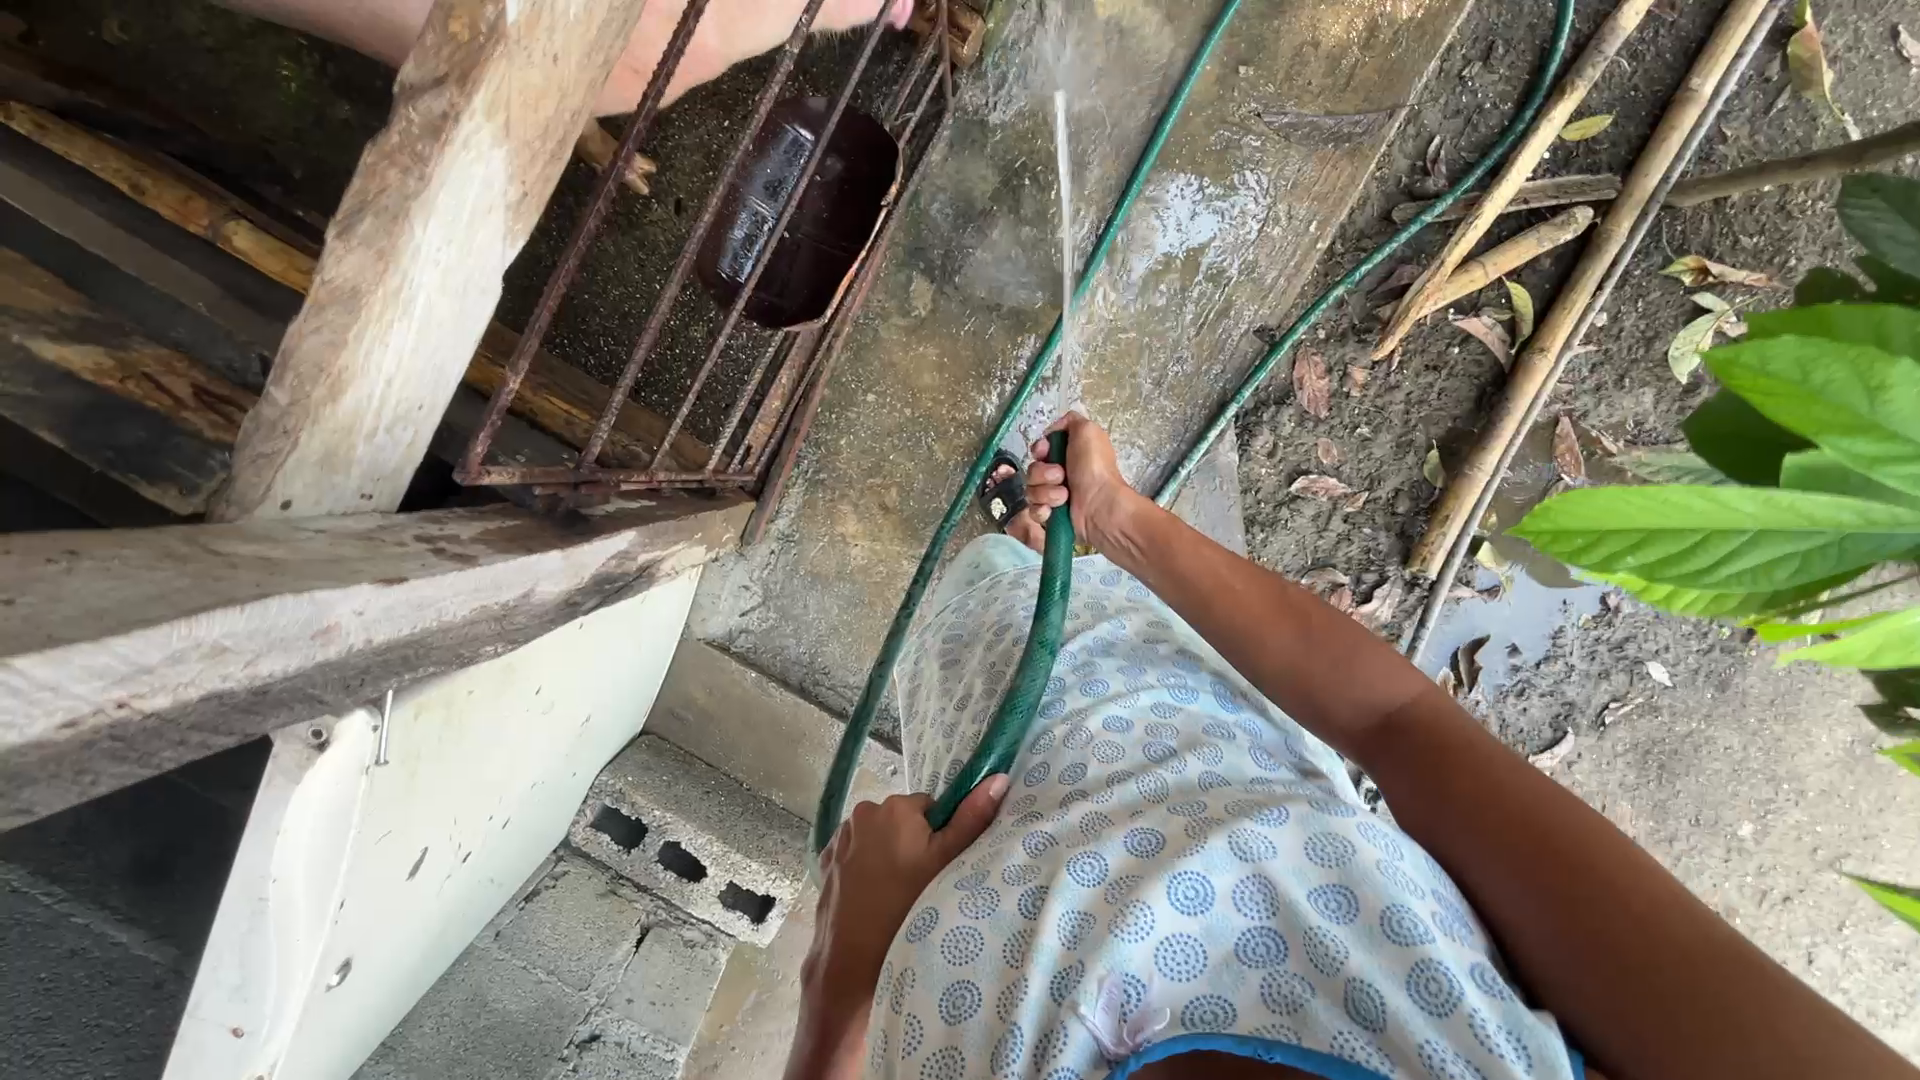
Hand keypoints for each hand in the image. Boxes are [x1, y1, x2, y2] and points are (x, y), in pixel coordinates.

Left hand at [801, 778, 1009, 1022]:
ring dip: (886, 854)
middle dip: (910, 844)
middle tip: (916, 882)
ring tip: (893, 893)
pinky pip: (855, 852)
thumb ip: (973, 817)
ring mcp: (841, 836)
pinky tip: (870, 895)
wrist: (851, 959)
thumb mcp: (946, 860)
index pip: (929, 808)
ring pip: (877, 837)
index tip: (934, 866)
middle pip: (901, 821)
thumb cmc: (905, 905)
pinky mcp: (826, 860)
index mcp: (896, 806)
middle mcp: (863, 811)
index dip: (936, 837)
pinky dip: (864, 866)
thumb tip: (998, 778)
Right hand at [1024, 412, 1151, 551]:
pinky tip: (1053, 511)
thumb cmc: (1095, 468)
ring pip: (1031, 490)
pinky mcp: (1052, 515)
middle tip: (1061, 476)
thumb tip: (1054, 430)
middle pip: (1032, 469)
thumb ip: (1070, 421)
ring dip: (1045, 492)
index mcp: (1069, 453)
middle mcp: (1062, 473)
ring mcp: (1055, 495)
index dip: (1039, 450)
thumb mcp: (1087, 430)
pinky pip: (1033, 511)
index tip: (1045, 452)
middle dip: (1042, 472)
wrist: (1099, 505)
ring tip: (1064, 496)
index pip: (1039, 449)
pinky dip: (1042, 510)